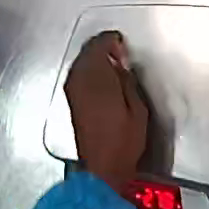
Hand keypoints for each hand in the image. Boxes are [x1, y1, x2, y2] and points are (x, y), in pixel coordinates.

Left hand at [65, 30, 147, 192]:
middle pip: (87, 51)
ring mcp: (72, 90)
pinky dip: (90, 70)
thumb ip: (127, 80)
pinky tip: (103, 79)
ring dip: (96, 59)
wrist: (102, 168)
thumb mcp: (137, 107)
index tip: (123, 44)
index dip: (112, 40)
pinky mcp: (71, 100)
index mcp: (96, 76)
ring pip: (81, 62)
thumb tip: (120, 65)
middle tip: (120, 52)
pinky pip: (79, 74)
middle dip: (103, 47)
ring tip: (114, 65)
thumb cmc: (124, 140)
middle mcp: (79, 80)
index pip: (99, 45)